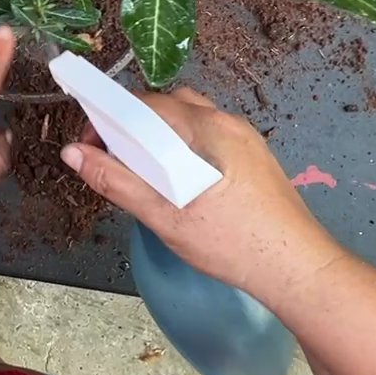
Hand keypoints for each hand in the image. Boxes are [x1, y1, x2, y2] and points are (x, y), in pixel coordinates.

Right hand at [59, 86, 346, 302]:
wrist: (303, 272)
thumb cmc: (232, 242)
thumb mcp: (163, 215)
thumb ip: (115, 180)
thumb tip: (72, 153)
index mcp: (204, 128)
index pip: (143, 102)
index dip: (107, 117)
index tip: (89, 146)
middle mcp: (225, 122)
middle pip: (164, 106)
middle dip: (129, 124)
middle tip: (111, 159)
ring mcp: (244, 137)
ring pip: (186, 119)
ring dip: (156, 134)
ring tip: (142, 169)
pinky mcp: (254, 155)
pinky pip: (205, 135)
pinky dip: (180, 144)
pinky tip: (176, 179)